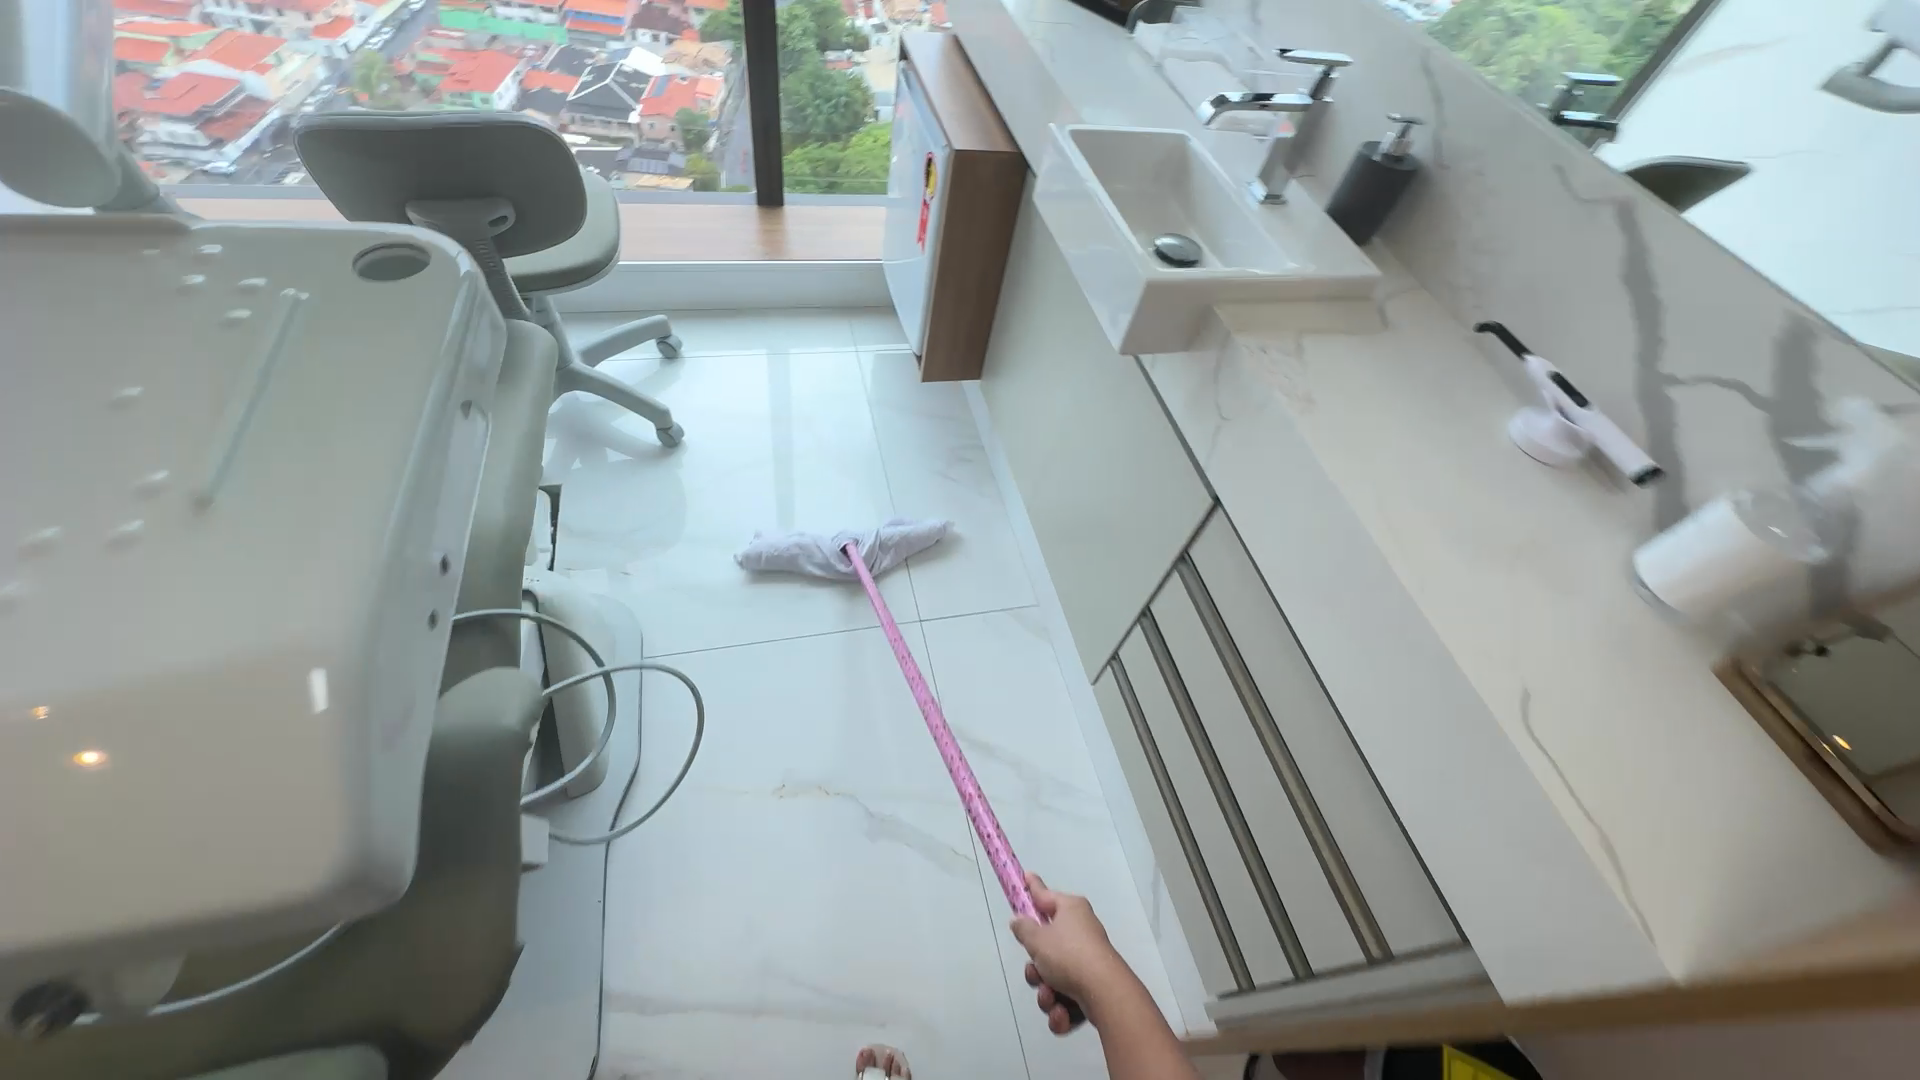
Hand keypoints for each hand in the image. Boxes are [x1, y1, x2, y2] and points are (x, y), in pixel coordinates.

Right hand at [1009, 873, 1130, 1033]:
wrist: (1105, 994)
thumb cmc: (1068, 956)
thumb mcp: (1038, 939)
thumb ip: (1024, 928)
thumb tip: (1019, 919)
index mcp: (1071, 909)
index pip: (1045, 895)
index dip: (1032, 888)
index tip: (1025, 876)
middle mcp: (1081, 929)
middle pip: (1047, 944)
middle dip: (1036, 967)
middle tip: (1036, 971)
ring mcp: (1088, 958)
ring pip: (1054, 975)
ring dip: (1047, 992)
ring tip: (1051, 998)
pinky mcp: (1093, 985)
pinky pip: (1067, 995)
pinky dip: (1061, 1007)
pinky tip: (1062, 1013)